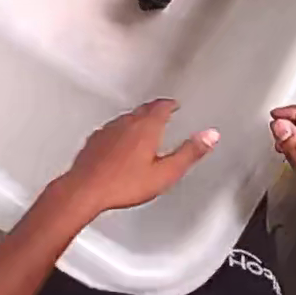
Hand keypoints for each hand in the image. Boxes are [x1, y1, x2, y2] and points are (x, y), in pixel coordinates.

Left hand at [53, 99, 218, 217]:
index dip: (170, 104)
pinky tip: (120, 143)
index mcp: (146, 127)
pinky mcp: (95, 141)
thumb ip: (190, 153)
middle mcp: (126, 123)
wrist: (85, 190)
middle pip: (144, 109)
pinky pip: (112, 129)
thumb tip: (210, 135)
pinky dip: (121, 131)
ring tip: (144, 126)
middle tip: (163, 110)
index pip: (161, 106)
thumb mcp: (165, 173)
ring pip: (127, 118)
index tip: (174, 104)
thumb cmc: (123, 184)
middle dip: (155, 109)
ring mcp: (108, 130)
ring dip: (138, 119)